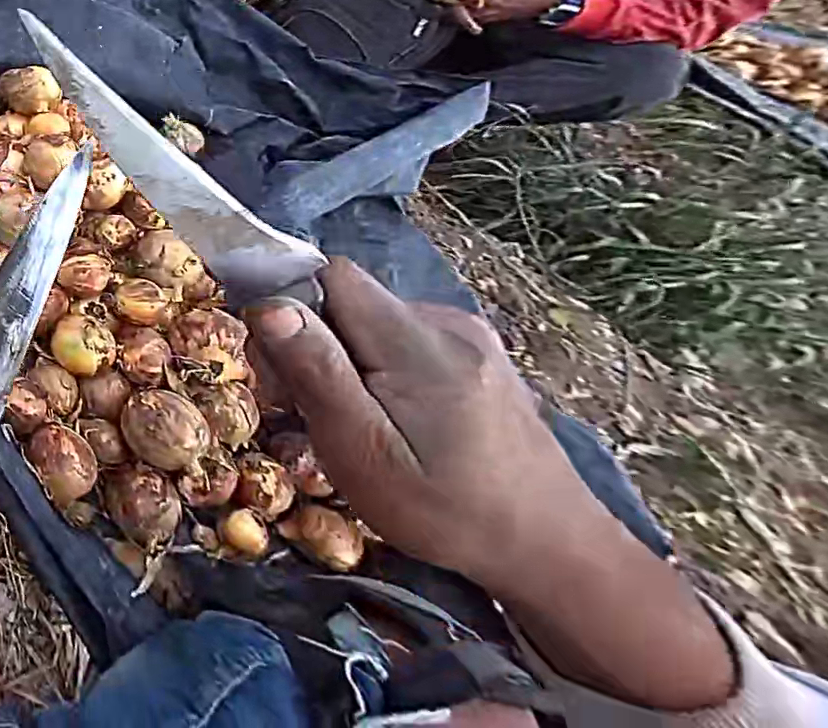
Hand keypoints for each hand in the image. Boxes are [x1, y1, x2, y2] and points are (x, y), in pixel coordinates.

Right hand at [242, 260, 734, 711]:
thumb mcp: (364, 453)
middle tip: (304, 402)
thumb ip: (318, 374)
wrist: (556, 552)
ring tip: (346, 412)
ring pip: (366, 315)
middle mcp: (446, 322)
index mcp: (419, 344)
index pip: (331, 276)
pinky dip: (369, 359)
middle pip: (345, 297)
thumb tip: (270, 307)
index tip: (275, 356)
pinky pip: (394, 331)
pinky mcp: (473, 350)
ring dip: (337, 351)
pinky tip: (383, 407)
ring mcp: (466, 334)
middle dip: (308, 337)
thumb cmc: (446, 512)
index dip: (289, 301)